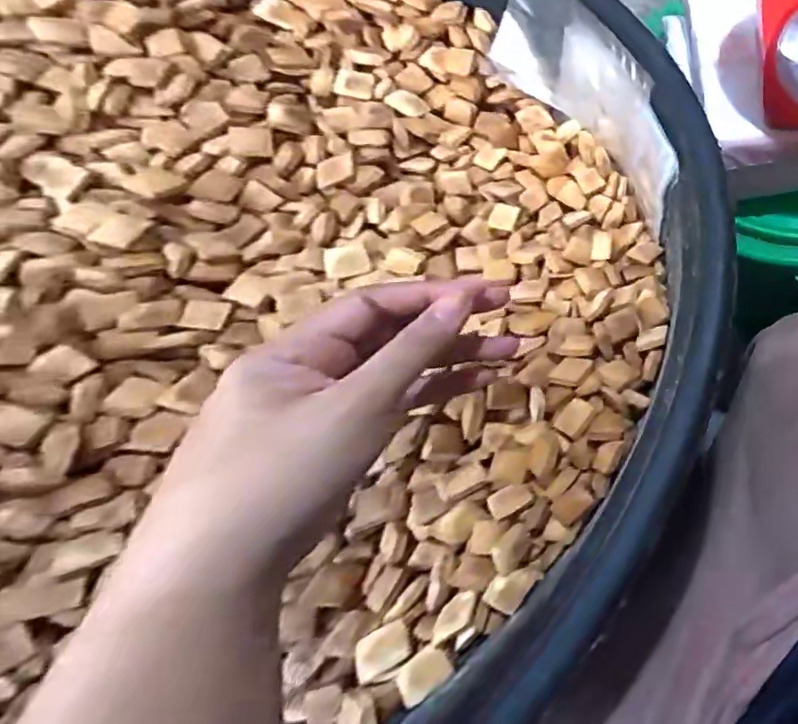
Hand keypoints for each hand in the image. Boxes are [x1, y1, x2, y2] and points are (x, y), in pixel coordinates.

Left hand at [122, 279, 518, 590]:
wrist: (214, 578)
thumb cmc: (283, 474)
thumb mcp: (358, 404)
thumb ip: (414, 348)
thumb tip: (462, 299)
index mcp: (291, 353)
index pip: (374, 305)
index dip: (435, 293)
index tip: (492, 292)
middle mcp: (305, 372)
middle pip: (390, 333)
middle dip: (453, 323)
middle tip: (509, 311)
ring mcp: (321, 408)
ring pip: (398, 367)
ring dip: (454, 357)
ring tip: (511, 353)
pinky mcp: (337, 439)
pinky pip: (393, 399)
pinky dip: (435, 388)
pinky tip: (478, 382)